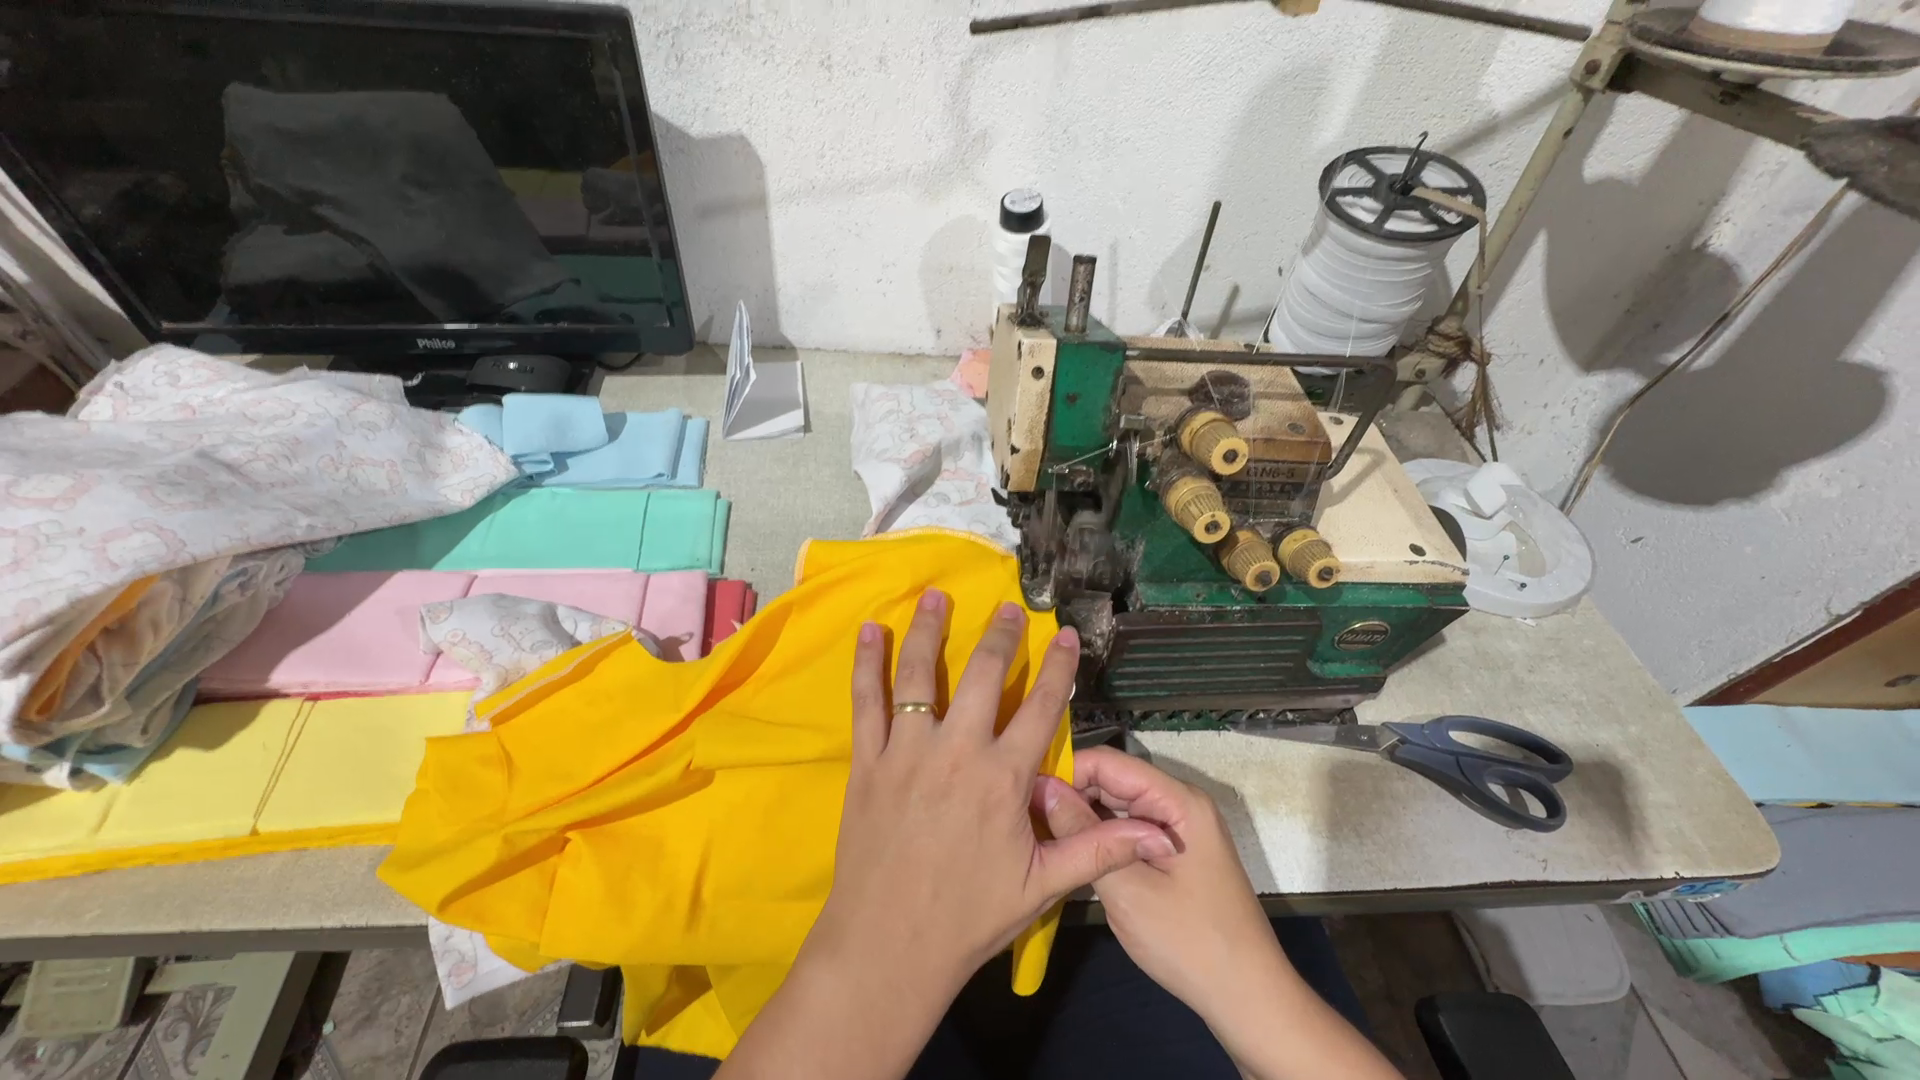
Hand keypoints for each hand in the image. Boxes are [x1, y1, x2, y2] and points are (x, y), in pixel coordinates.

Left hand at [810, 590, 1172, 995]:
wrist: (889, 946)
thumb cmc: (970, 918)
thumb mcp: (1042, 886)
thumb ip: (1099, 849)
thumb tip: (1161, 834)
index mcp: (1004, 778)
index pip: (1042, 707)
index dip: (1058, 667)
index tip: (1065, 634)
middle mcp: (958, 751)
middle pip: (985, 676)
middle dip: (1000, 636)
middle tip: (1009, 608)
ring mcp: (908, 752)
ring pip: (922, 676)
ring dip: (930, 630)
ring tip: (937, 596)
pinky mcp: (869, 762)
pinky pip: (867, 702)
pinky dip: (868, 663)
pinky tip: (869, 631)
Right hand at [1036, 746, 1282, 1019]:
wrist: (1248, 998)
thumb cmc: (1190, 943)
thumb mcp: (1127, 890)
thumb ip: (1083, 835)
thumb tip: (1044, 789)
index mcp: (1177, 802)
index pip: (1109, 762)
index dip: (1065, 770)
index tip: (1023, 792)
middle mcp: (1179, 805)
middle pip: (1113, 781)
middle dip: (1070, 794)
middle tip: (1023, 818)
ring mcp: (1177, 830)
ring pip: (1118, 807)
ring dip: (1082, 818)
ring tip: (1037, 833)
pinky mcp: (1173, 854)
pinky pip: (1128, 830)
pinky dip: (1100, 838)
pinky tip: (1070, 853)